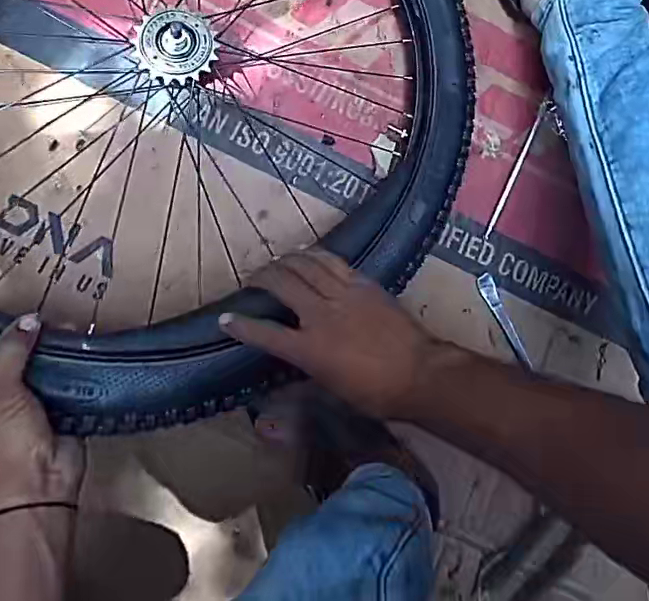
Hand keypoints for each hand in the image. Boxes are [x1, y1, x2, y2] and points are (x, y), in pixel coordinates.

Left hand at [0, 314, 85, 514]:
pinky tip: (79, 349)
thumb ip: (9, 351)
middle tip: (40, 320)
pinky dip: (73, 375)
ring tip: (63, 327)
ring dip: (52, 360)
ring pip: (39, 381)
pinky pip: (66, 392)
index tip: (7, 320)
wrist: (39, 492)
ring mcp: (26, 424)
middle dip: (27, 349)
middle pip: (10, 373)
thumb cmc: (0, 451)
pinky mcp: (58, 425)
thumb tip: (27, 320)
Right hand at [218, 250, 461, 419]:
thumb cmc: (377, 393)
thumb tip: (284, 374)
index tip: (225, 320)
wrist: (423, 374)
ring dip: (284, 261)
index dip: (242, 326)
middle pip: (282, 284)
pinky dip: (312, 255)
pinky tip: (305, 254)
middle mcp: (321, 316)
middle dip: (261, 278)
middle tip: (253, 279)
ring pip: (304, 265)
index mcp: (311, 350)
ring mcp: (343, 295)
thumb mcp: (334, 392)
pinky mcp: (362, 284)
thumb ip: (306, 375)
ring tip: (275, 262)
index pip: (266, 334)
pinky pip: (331, 261)